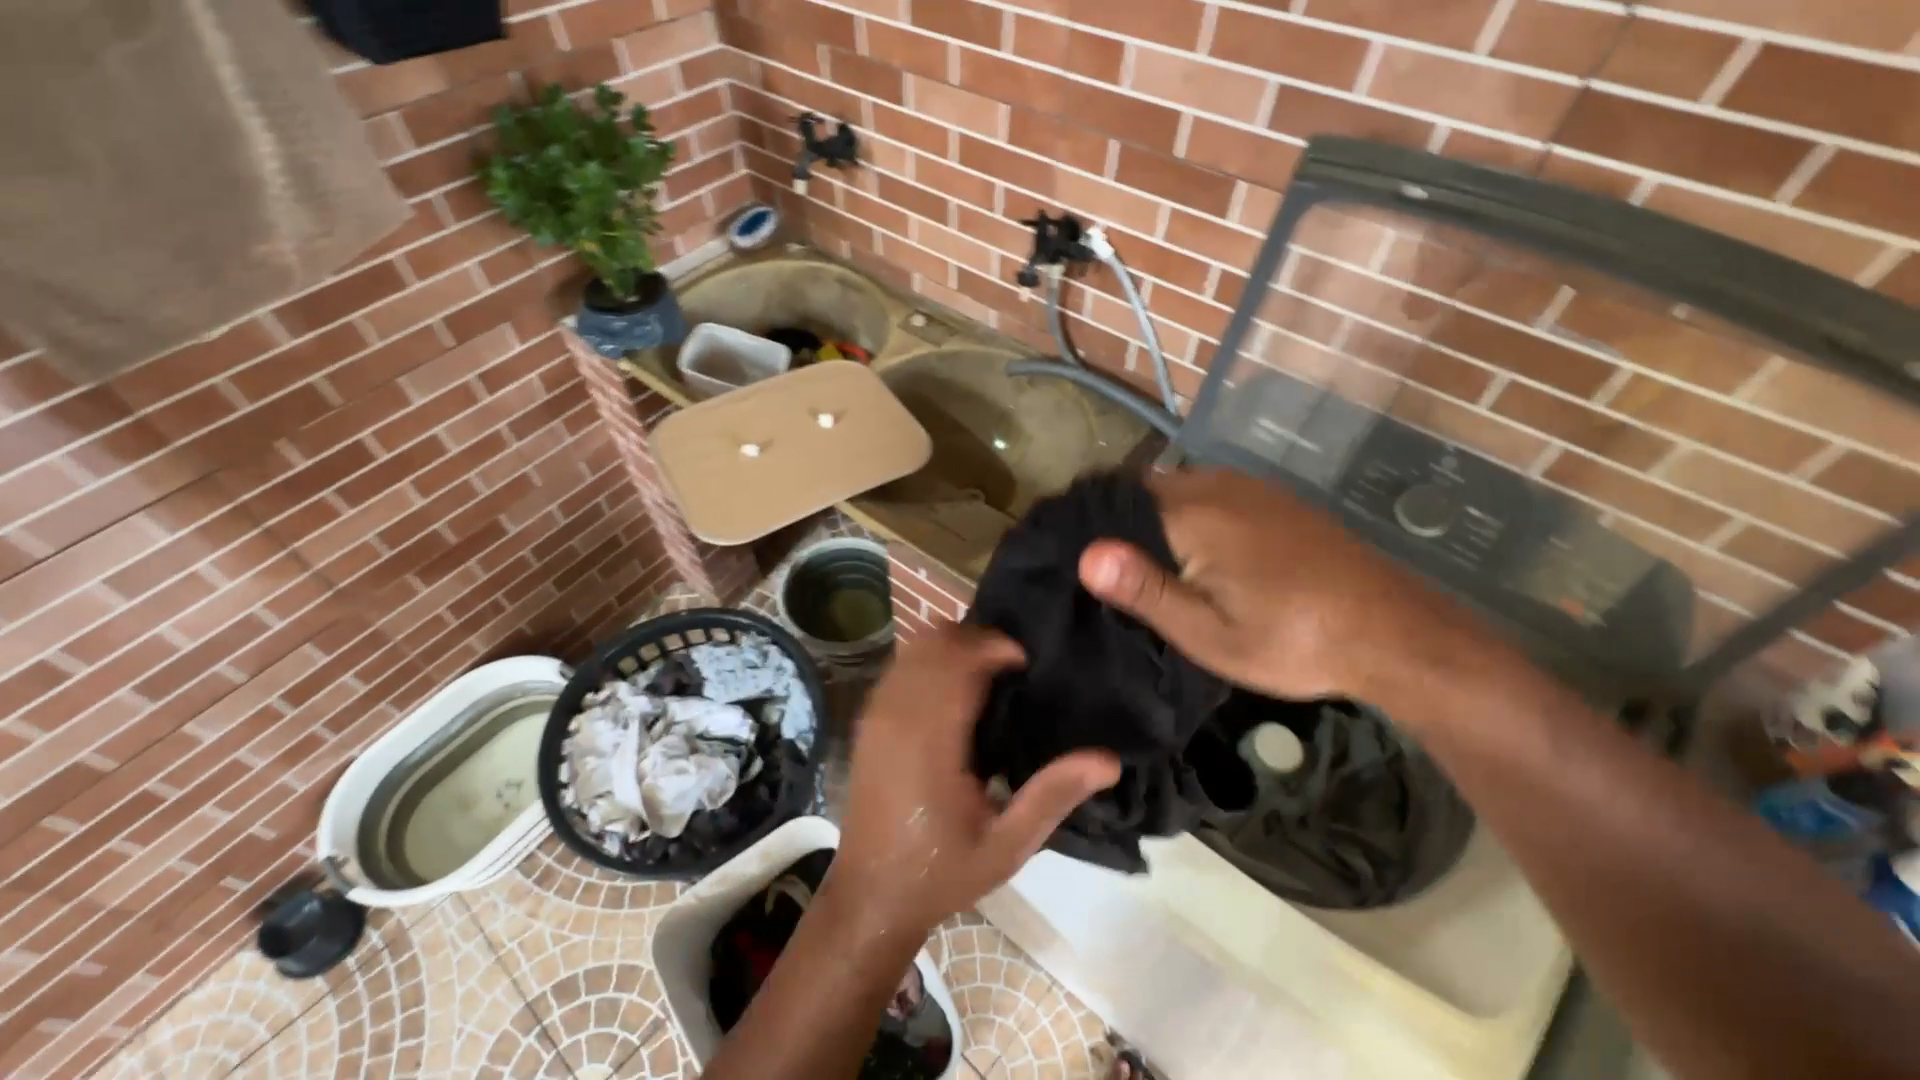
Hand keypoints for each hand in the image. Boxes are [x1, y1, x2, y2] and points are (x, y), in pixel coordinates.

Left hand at [830, 624, 1121, 933]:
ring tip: (992, 676)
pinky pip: (900, 668)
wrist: (871, 894)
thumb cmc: (942, 871)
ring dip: (954, 648)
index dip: (998, 647)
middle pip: (935, 641)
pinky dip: (931, 663)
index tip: (1030, 666)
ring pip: (914, 648)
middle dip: (978, 641)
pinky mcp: (868, 723)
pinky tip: (957, 693)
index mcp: (930, 739)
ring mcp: (876, 715)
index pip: (960, 659)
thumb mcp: (1008, 846)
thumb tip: (1108, 758)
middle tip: (1016, 668)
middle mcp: (896, 715)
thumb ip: (1052, 796)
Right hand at [1077, 468, 1482, 714]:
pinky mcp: (1274, 500)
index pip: (1114, 500)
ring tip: (1138, 568)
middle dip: (1118, 522)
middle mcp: (1217, 485)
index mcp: (1194, 513)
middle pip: (1144, 489)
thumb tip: (1085, 553)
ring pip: (1179, 489)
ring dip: (1153, 519)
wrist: (1391, 631)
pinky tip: (1192, 555)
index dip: (1087, 528)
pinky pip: (1211, 495)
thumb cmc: (1291, 641)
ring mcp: (1251, 488)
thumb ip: (1146, 589)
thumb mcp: (1209, 633)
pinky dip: (1189, 517)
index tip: (1067, 561)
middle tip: (1101, 574)